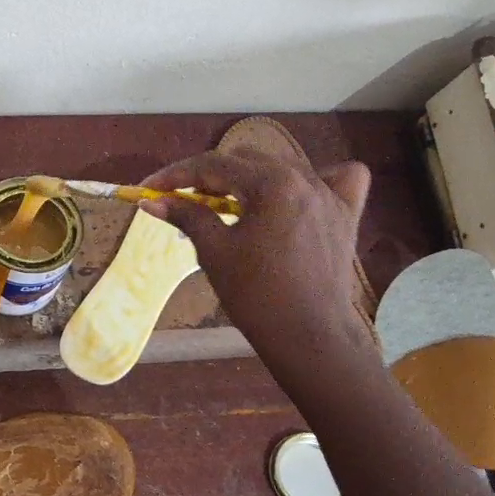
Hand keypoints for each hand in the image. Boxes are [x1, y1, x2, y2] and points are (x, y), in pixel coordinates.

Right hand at [140, 148, 371, 359]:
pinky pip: (336, 178)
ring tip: (225, 203)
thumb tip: (151, 202)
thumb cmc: (256, 295)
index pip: (214, 165)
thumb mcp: (215, 252)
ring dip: (248, 178)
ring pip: (281, 167)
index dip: (175, 175)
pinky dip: (314, 179)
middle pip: (246, 161)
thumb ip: (187, 216)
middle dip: (209, 176)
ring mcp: (331, 194)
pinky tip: (296, 194)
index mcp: (272, 184)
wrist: (308, 334)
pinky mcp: (347, 213)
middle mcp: (305, 178)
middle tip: (181, 200)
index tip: (148, 189)